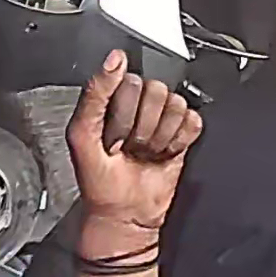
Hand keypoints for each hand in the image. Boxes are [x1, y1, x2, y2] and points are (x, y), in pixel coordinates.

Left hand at [67, 51, 202, 231]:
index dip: (123, 112)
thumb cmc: (98, 180)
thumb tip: (114, 60)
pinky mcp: (184, 132)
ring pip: (177, 105)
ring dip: (161, 136)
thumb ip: (94, 94)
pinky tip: (165, 152)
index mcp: (115, 95)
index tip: (112, 134)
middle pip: (157, 91)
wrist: (123, 216)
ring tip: (146, 150)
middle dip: (142, 126)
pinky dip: (181, 141)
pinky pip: (193, 121)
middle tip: (130, 145)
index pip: (132, 81)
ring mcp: (164, 116)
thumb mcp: (81, 135)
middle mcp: (141, 101)